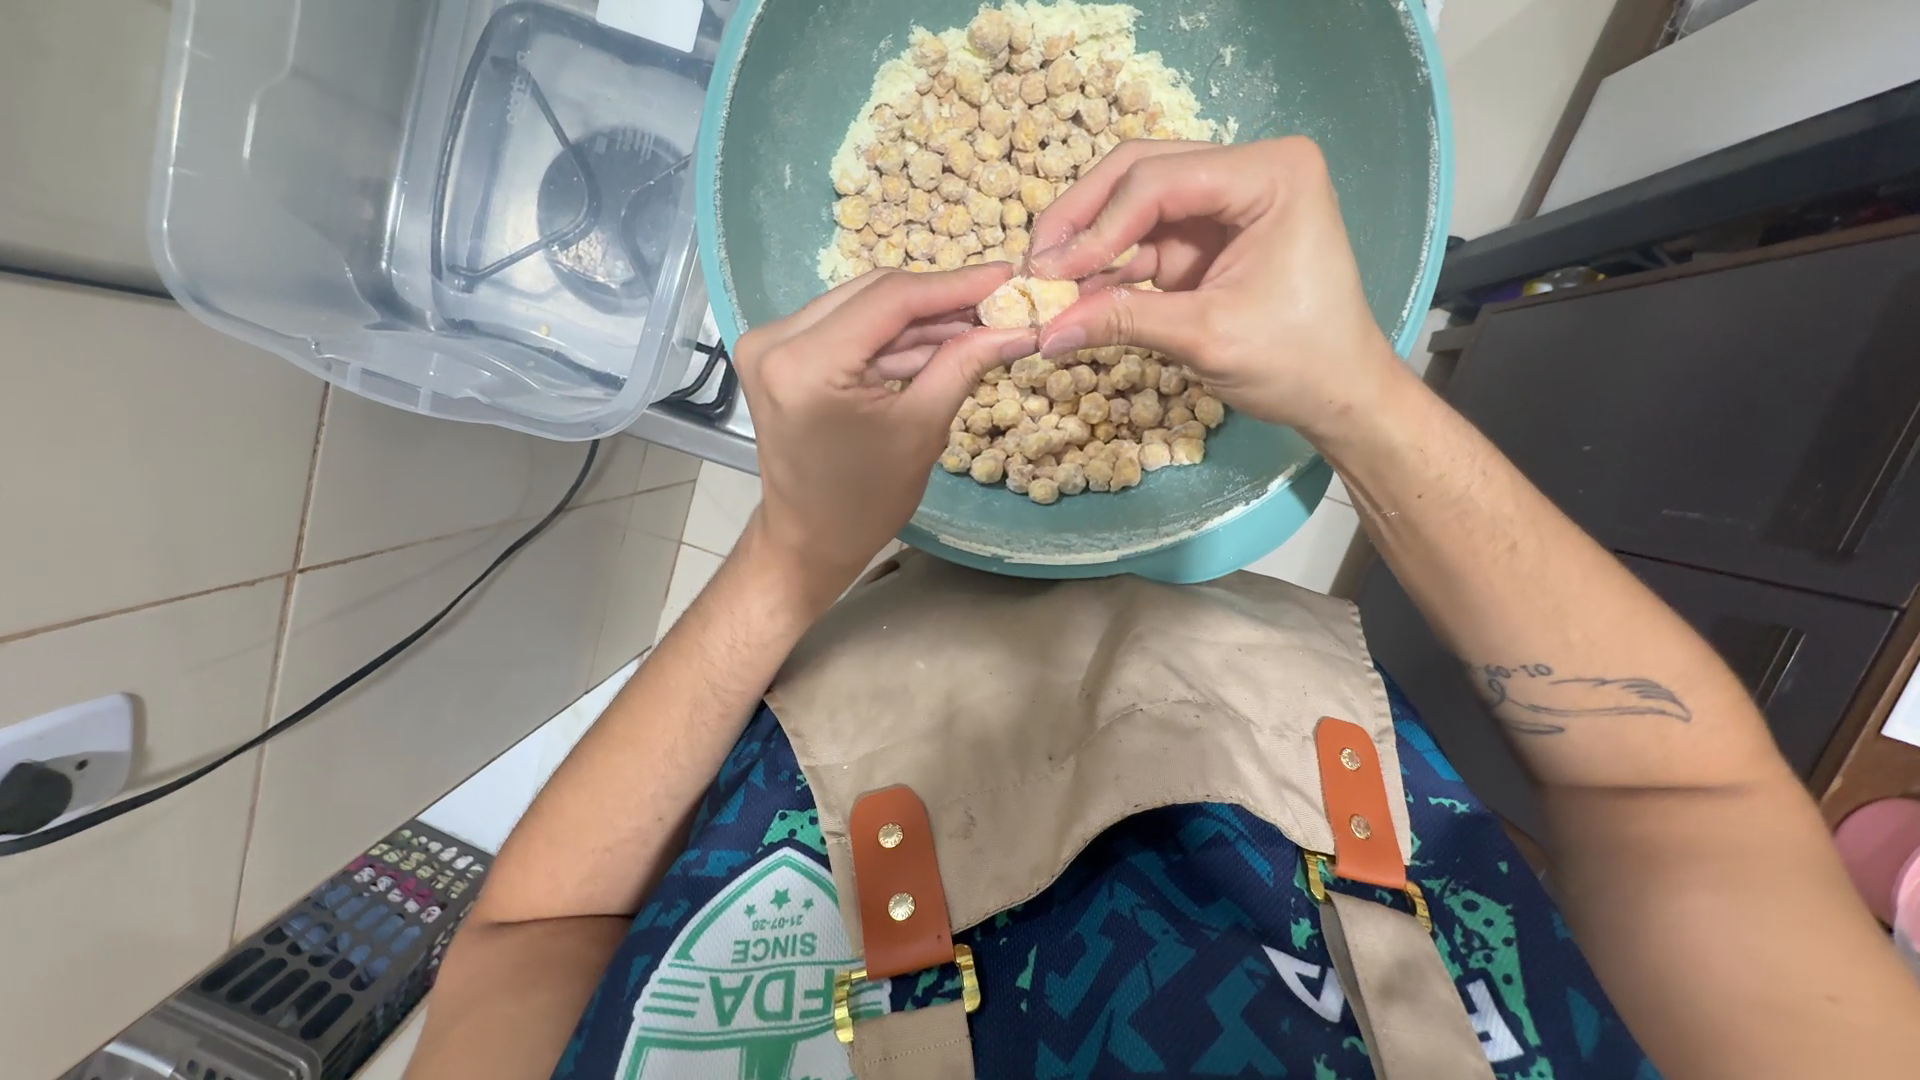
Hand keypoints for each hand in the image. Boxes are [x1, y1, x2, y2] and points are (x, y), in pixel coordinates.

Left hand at [737, 265, 1036, 602]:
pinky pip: (846, 328)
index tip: (1008, 276)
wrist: (810, 538)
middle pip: (874, 294)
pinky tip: (938, 340)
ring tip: (977, 324)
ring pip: (862, 307)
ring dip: (919, 318)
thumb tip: (1017, 326)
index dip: (956, 285)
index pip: (891, 299)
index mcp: (806, 364)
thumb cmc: (866, 500)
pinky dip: (891, 337)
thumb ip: (964, 364)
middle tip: (997, 303)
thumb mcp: (922, 429)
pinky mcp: (779, 354)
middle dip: (940, 300)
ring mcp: (771, 344)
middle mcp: (776, 340)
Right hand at [1026, 138, 1405, 440]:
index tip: (1049, 275)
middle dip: (1082, 220)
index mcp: (1268, 174)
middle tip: (1037, 264)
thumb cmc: (1296, 360)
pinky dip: (1109, 269)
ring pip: (1133, 204)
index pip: (1158, 180)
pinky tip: (1076, 295)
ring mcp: (1223, 204)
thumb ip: (1124, 322)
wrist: (1339, 393)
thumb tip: (1046, 332)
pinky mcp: (1206, 240)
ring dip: (1089, 244)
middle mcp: (1245, 173)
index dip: (1096, 227)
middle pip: (1139, 173)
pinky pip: (1143, 242)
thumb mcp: (1206, 338)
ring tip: (1046, 284)